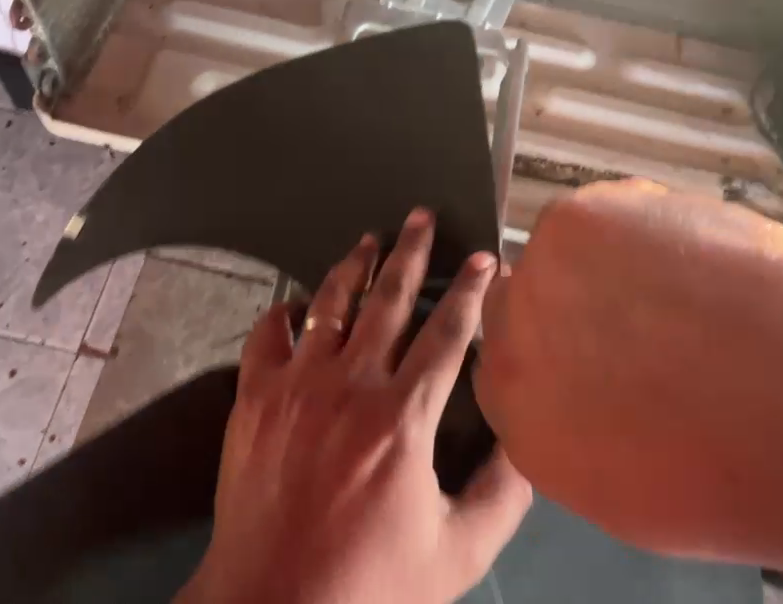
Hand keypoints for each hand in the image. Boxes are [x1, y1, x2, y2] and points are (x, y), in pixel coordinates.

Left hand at [180, 209, 532, 603]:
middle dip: (411, 252)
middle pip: (388, 299)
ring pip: (329, 304)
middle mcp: (350, 385)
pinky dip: (283, 312)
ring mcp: (296, 386)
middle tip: (421, 215)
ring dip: (352, 266)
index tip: (483, 259)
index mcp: (404, 417)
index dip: (469, 290)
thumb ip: (502, 492)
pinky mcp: (253, 399)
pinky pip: (266, 335)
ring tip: (369, 239)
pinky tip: (297, 303)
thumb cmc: (371, 585)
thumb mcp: (458, 551)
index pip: (447, 333)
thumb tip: (530, 440)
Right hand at [473, 179, 782, 560]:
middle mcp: (510, 337)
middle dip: (566, 303)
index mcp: (518, 415)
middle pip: (520, 298)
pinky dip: (640, 228)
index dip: (552, 352)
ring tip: (684, 291)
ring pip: (564, 249)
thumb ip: (572, 430)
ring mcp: (542, 268)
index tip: (593, 348)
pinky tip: (698, 260)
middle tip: (637, 314)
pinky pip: (603, 214)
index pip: (504, 364)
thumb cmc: (749, 472)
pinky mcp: (584, 213)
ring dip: (604, 261)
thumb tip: (576, 384)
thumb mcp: (634, 491)